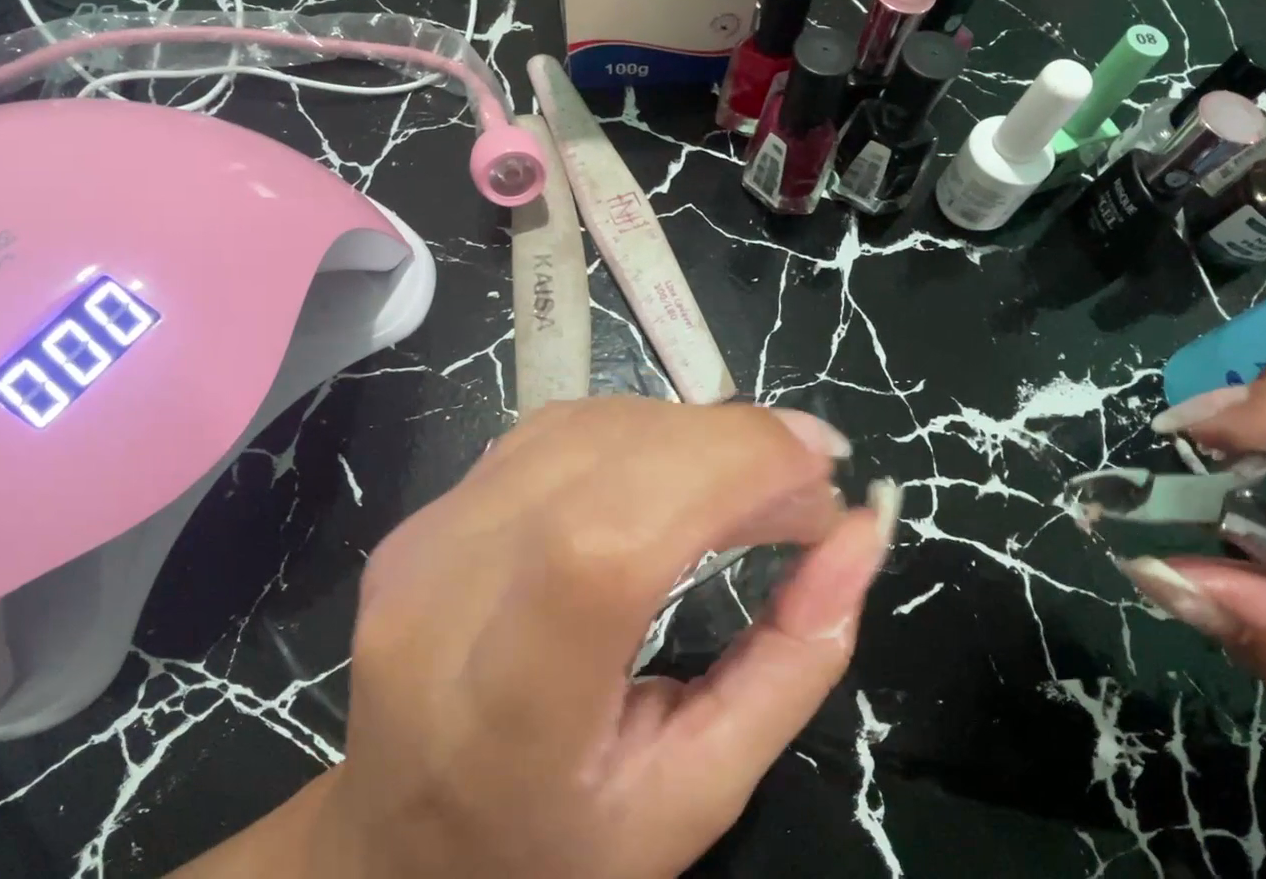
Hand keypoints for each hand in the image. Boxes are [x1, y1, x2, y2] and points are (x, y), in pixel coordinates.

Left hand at [180, 397, 894, 878]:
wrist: (405, 840)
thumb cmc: (561, 842)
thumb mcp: (699, 792)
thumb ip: (791, 662)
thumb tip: (860, 532)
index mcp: (507, 707)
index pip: (605, 542)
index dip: (725, 473)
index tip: (821, 474)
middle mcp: (444, 599)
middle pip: (597, 460)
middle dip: (728, 444)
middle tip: (807, 485)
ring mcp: (422, 544)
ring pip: (576, 428)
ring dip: (686, 432)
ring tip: (750, 482)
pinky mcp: (421, 517)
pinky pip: (545, 437)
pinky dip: (634, 434)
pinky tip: (674, 474)